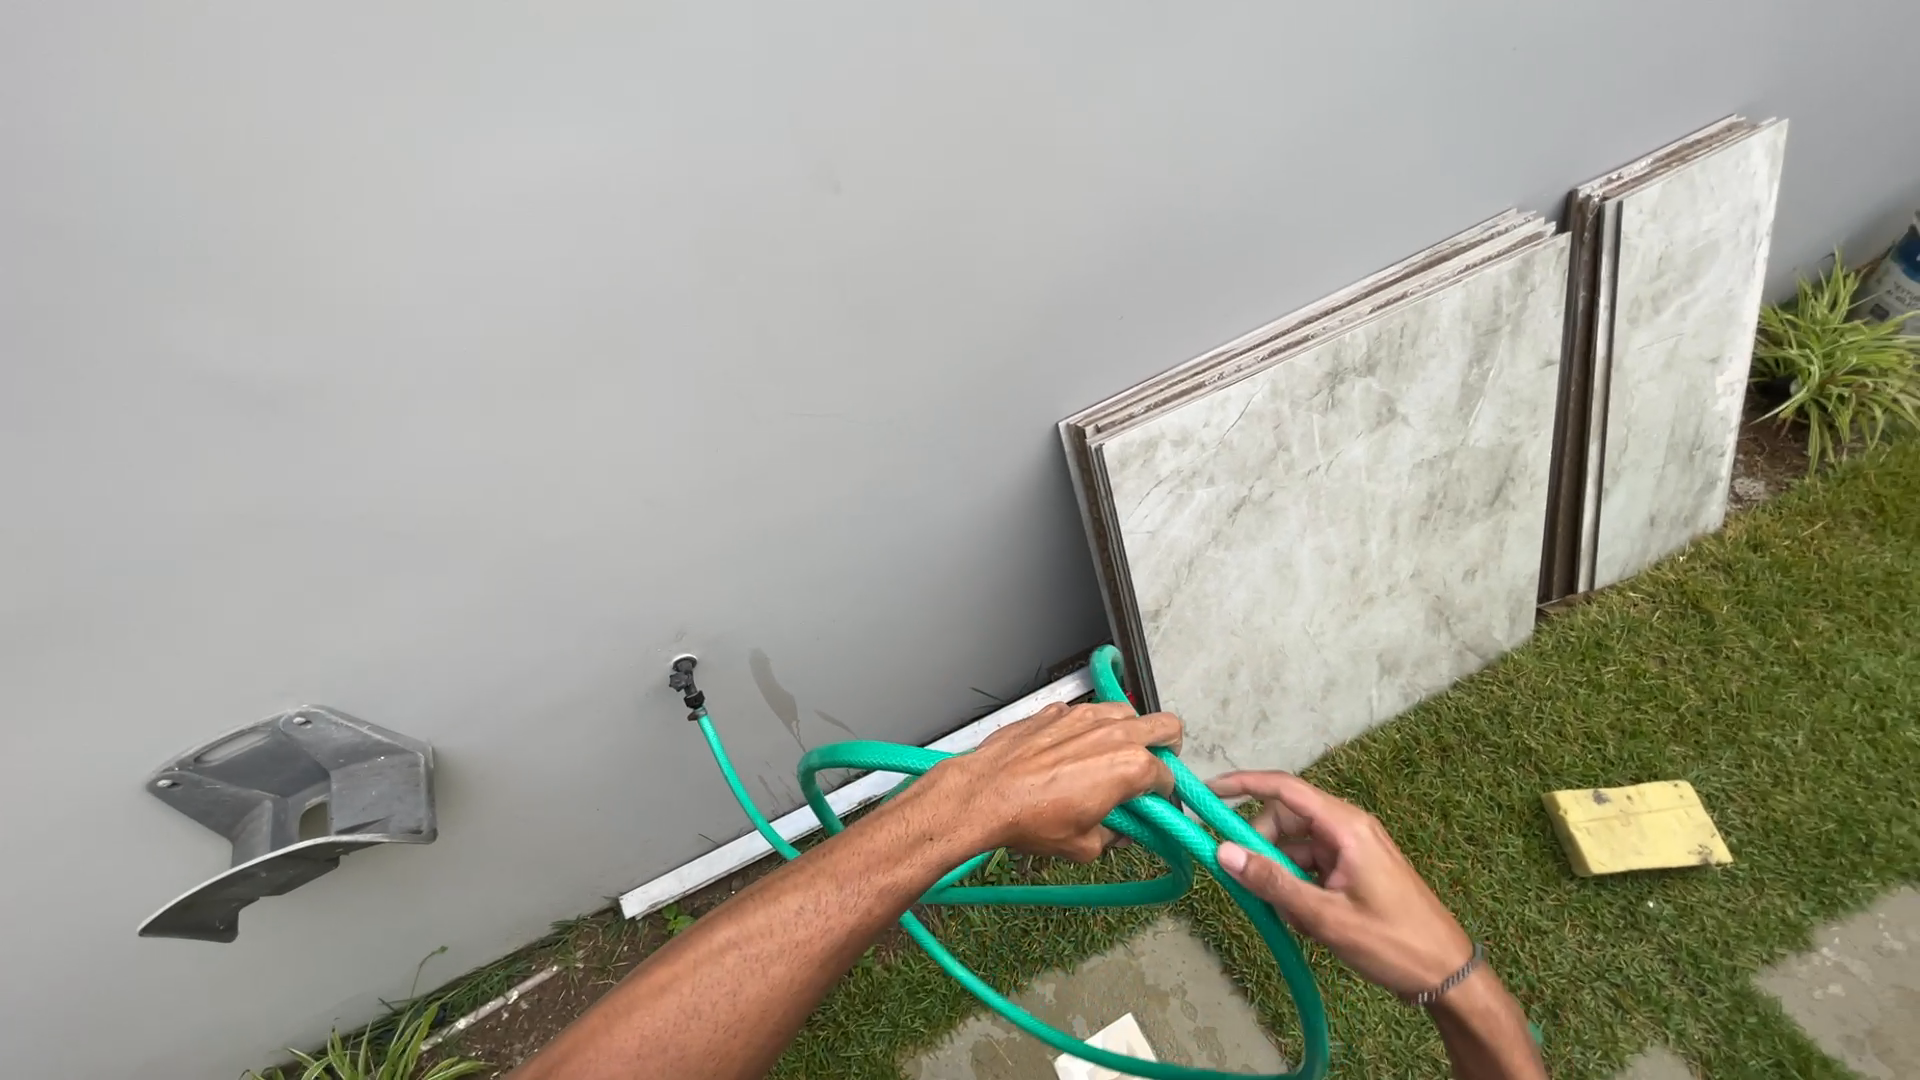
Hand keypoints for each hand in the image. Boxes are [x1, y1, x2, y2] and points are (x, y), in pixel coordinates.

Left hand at [923, 701, 1179, 861]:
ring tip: (1114, 754)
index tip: (1152, 801)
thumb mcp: (1084, 846)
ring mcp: (1083, 716)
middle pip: (1165, 726)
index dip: (1163, 792)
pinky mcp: (1056, 710)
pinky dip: (1088, 727)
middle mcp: (1112, 733)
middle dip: (1167, 745)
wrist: (985, 794)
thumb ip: (1112, 835)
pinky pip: (1086, 712)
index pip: (1167, 775)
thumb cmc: (1031, 819)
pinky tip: (1073, 749)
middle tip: (1154, 764)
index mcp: (1129, 767)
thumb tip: (1117, 830)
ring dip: (1129, 730)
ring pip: (1126, 711)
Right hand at [1209, 771, 1472, 997]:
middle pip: (1284, 818)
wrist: (1453, 980)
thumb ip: (1272, 883)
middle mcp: (1347, 826)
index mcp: (1345, 826)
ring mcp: (1351, 848)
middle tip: (1244, 879)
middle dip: (1260, 846)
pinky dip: (1296, 883)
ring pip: (1294, 844)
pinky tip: (1301, 917)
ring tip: (1284, 912)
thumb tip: (1222, 852)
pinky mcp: (1353, 868)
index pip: (1284, 787)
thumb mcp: (1326, 918)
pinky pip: (1309, 863)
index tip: (1208, 792)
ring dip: (1279, 872)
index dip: (1242, 784)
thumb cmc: (1394, 944)